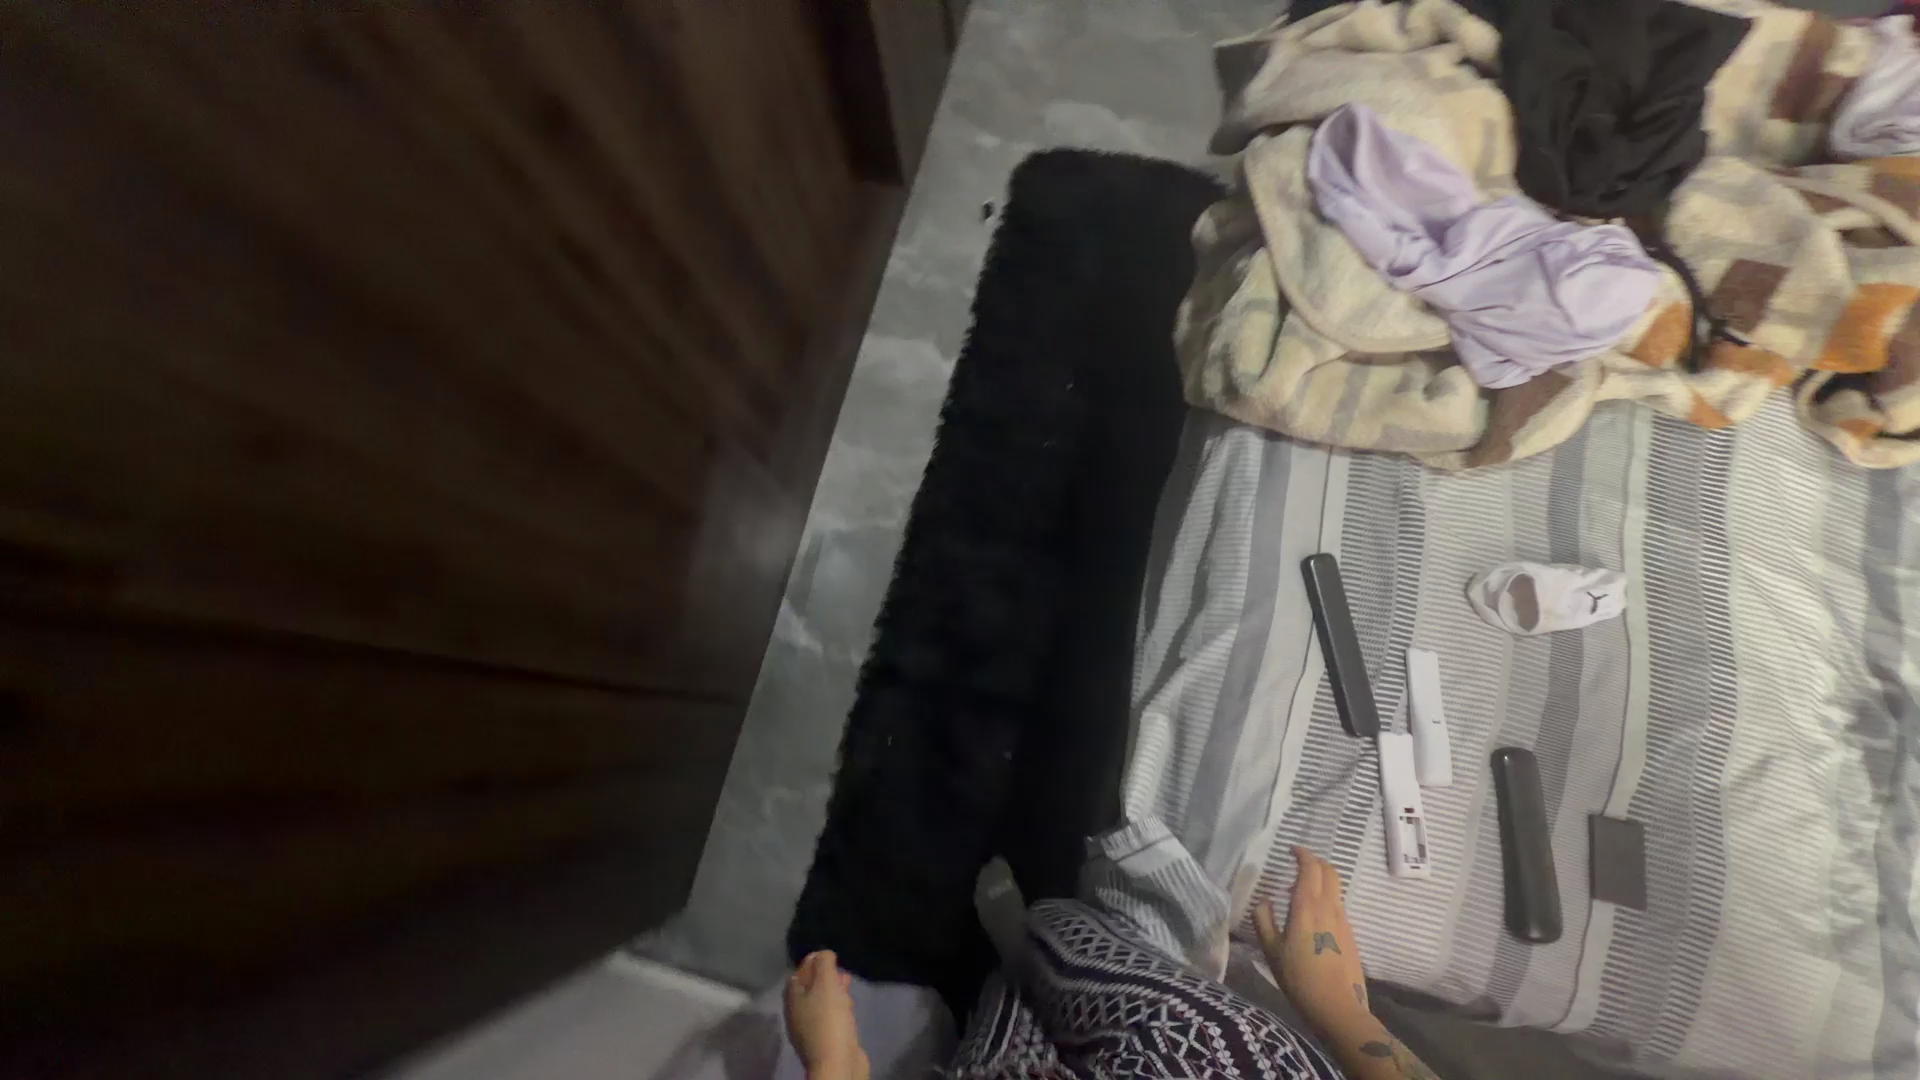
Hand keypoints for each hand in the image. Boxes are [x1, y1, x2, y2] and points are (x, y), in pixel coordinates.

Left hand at [784, 951, 868, 1079]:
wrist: (837, 1062)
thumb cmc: (828, 1018)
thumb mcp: (826, 982)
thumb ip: (824, 962)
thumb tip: (823, 952)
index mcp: (792, 998)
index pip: (798, 971)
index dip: (813, 959)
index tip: (830, 953)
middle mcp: (797, 1012)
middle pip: (809, 986)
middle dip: (825, 974)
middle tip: (840, 966)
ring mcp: (810, 1027)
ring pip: (821, 1000)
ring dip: (833, 988)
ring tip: (847, 980)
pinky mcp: (825, 1038)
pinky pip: (830, 1014)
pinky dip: (838, 1004)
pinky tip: (849, 1002)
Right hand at [1255, 846, 1370, 1034]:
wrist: (1339, 1009)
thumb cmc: (1299, 978)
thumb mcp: (1270, 949)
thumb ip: (1263, 919)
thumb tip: (1264, 900)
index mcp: (1307, 906)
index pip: (1310, 867)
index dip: (1302, 854)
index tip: (1291, 850)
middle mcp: (1329, 908)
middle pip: (1329, 871)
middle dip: (1315, 861)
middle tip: (1298, 861)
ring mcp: (1343, 922)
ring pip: (1335, 888)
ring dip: (1320, 880)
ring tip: (1299, 891)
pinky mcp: (1351, 936)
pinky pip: (1338, 905)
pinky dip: (1325, 898)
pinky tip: (1311, 916)